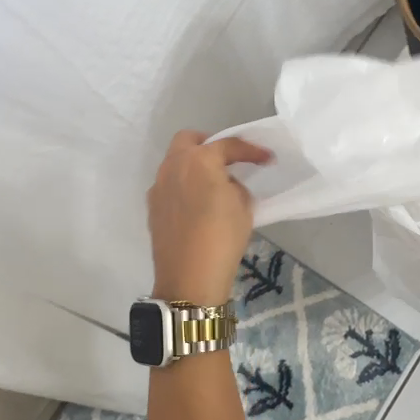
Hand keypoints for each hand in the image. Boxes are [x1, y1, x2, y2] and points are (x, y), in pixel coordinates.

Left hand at [146, 131, 273, 303]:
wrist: (189, 280)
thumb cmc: (222, 239)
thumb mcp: (243, 207)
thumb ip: (235, 185)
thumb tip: (225, 184)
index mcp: (199, 160)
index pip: (228, 145)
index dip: (251, 150)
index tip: (266, 158)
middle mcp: (173, 166)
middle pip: (189, 140)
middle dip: (209, 144)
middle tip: (227, 160)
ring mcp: (158, 186)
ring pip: (174, 161)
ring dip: (193, 164)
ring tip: (212, 183)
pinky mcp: (152, 207)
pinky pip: (169, 184)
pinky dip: (183, 185)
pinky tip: (196, 204)